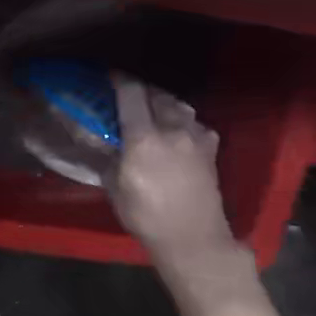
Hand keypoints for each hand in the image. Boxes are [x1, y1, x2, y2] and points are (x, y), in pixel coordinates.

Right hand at [110, 74, 237, 262]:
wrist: (193, 239)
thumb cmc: (146, 216)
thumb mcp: (115, 188)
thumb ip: (109, 158)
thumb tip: (104, 142)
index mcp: (144, 138)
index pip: (132, 94)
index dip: (119, 80)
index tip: (109, 75)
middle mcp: (173, 129)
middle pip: (157, 94)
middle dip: (140, 90)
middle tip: (127, 94)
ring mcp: (196, 138)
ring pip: (179, 105)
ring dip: (163, 101)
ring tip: (151, 108)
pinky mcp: (211, 149)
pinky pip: (194, 123)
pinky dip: (182, 120)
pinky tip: (175, 131)